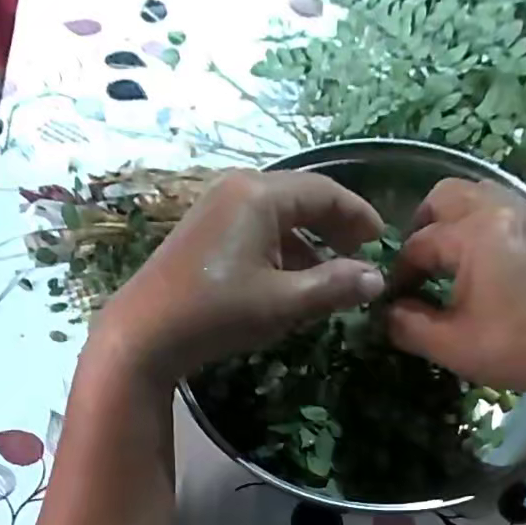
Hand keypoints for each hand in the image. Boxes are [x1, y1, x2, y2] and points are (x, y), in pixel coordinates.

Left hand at [99, 169, 387, 381]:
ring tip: (332, 276)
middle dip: (335, 227)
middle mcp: (237, 190)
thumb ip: (334, 287)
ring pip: (279, 218)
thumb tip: (376, 279)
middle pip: (301, 199)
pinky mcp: (205, 234)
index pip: (325, 192)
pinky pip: (256, 231)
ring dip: (310, 244)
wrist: (144, 334)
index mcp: (260, 195)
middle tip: (361, 256)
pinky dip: (282, 252)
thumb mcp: (284, 303)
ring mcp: (217, 209)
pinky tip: (292, 282)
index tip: (381, 241)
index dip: (358, 215)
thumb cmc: (218, 313)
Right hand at [386, 178, 525, 398]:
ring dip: (452, 222)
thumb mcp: (451, 345)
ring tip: (445, 263)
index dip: (399, 273)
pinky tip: (479, 265)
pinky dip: (479, 225)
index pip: (418, 244)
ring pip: (476, 196)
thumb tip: (387, 314)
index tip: (391, 301)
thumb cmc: (516, 346)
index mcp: (474, 233)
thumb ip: (409, 325)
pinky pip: (502, 208)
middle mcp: (500, 210)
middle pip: (444, 196)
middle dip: (421, 228)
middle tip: (416, 267)